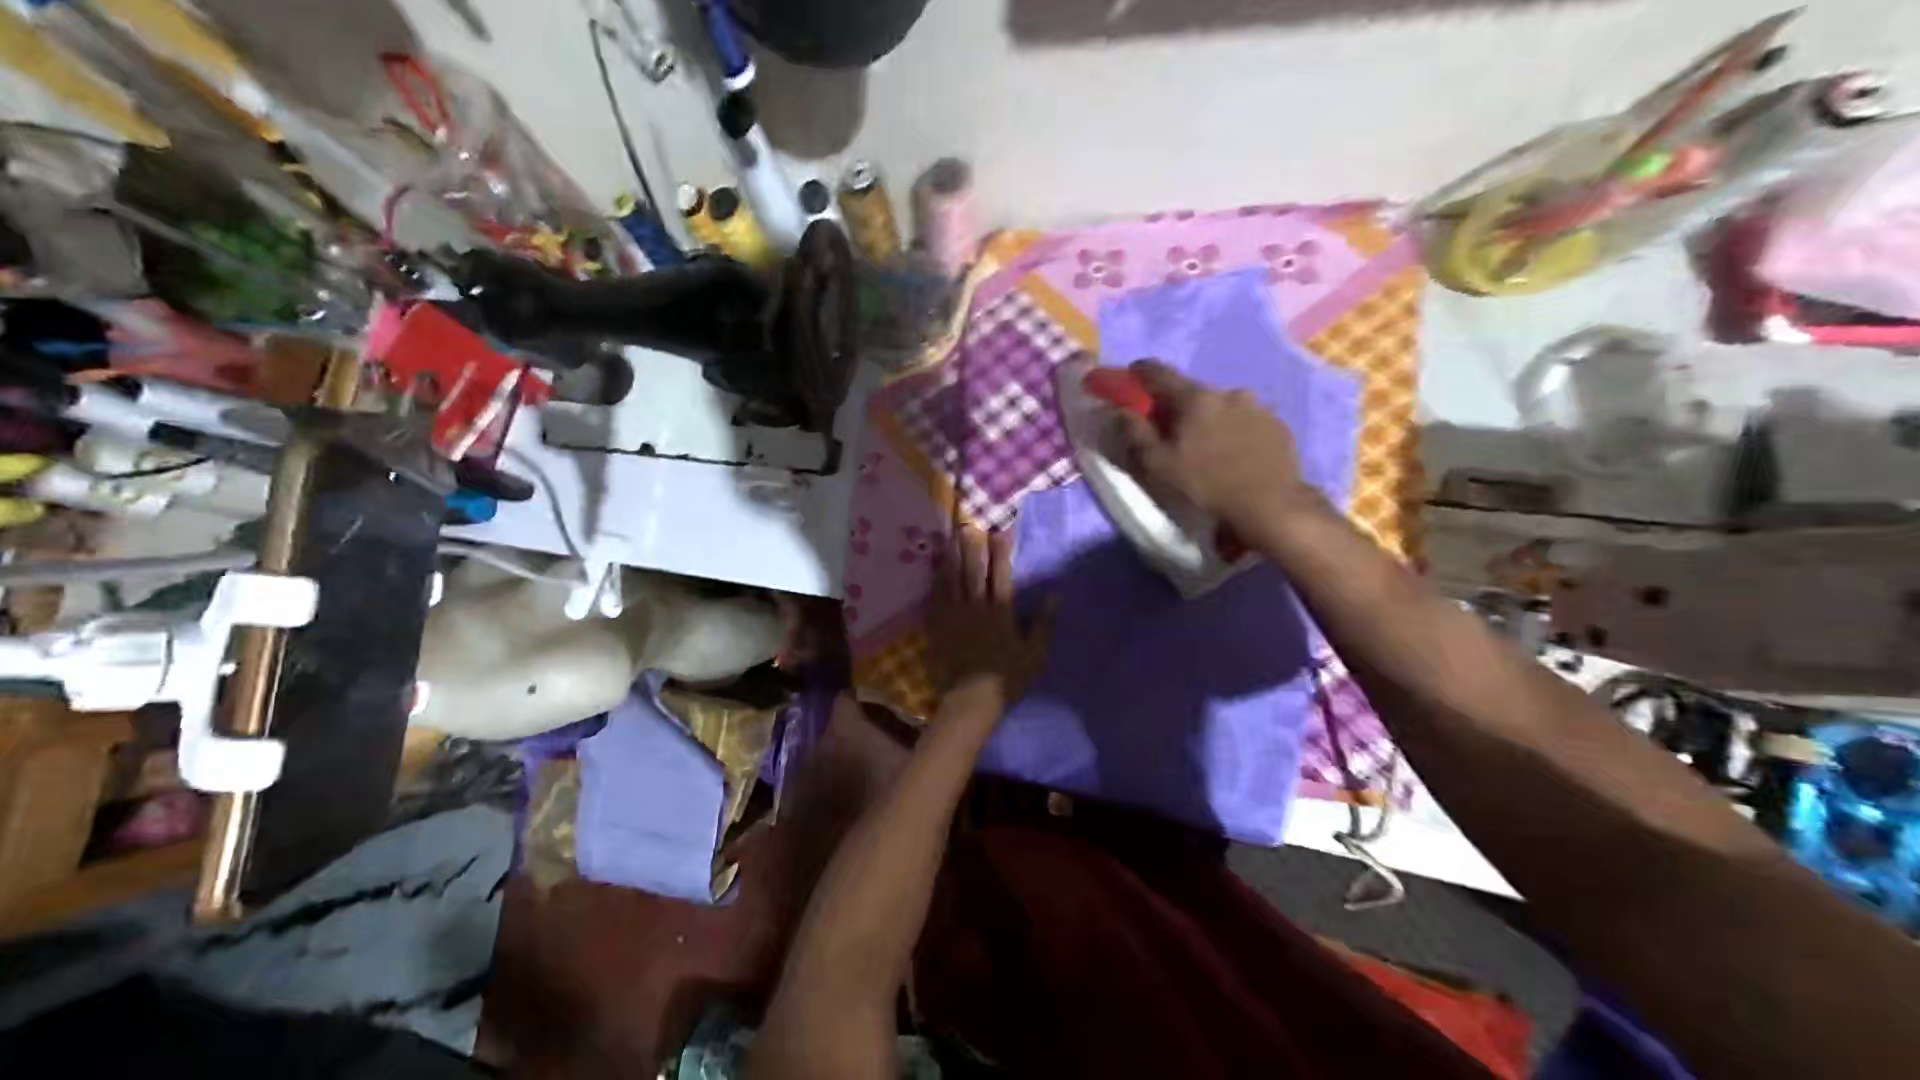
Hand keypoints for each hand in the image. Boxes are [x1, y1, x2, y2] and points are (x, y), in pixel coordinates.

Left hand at [925, 525, 1054, 710]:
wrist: (972, 698)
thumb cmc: (1008, 676)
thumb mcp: (1036, 653)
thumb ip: (1045, 622)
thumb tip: (1056, 594)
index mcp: (1001, 610)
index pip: (1002, 572)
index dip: (1001, 549)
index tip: (1000, 528)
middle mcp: (976, 606)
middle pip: (973, 569)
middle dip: (972, 544)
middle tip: (968, 523)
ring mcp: (954, 614)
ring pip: (952, 578)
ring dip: (952, 556)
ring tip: (950, 537)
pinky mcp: (938, 626)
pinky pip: (936, 597)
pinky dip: (937, 580)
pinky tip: (936, 568)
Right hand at [1116, 359, 1324, 544]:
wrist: (1269, 506)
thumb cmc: (1205, 485)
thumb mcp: (1157, 465)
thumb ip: (1136, 432)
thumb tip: (1121, 409)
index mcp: (1195, 398)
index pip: (1159, 372)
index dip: (1141, 372)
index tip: (1133, 376)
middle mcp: (1228, 392)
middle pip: (1194, 392)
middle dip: (1180, 406)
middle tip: (1174, 429)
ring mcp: (1258, 406)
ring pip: (1223, 406)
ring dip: (1212, 418)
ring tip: (1210, 446)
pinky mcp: (1278, 424)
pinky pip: (1248, 420)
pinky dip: (1237, 430)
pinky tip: (1236, 454)